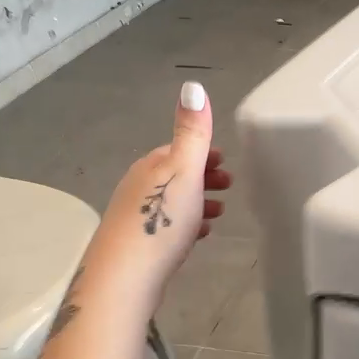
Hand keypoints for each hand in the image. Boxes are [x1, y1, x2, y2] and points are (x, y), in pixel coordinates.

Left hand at [92, 81, 230, 295]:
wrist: (128, 273)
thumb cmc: (161, 218)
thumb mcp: (183, 170)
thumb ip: (192, 133)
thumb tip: (193, 85)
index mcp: (151, 165)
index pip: (179, 150)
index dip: (204, 154)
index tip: (227, 163)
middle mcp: (140, 185)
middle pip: (176, 175)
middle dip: (203, 178)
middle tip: (230, 189)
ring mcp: (138, 216)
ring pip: (173, 202)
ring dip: (197, 202)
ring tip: (219, 214)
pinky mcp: (141, 244)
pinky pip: (168, 225)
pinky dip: (187, 224)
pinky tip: (198, 237)